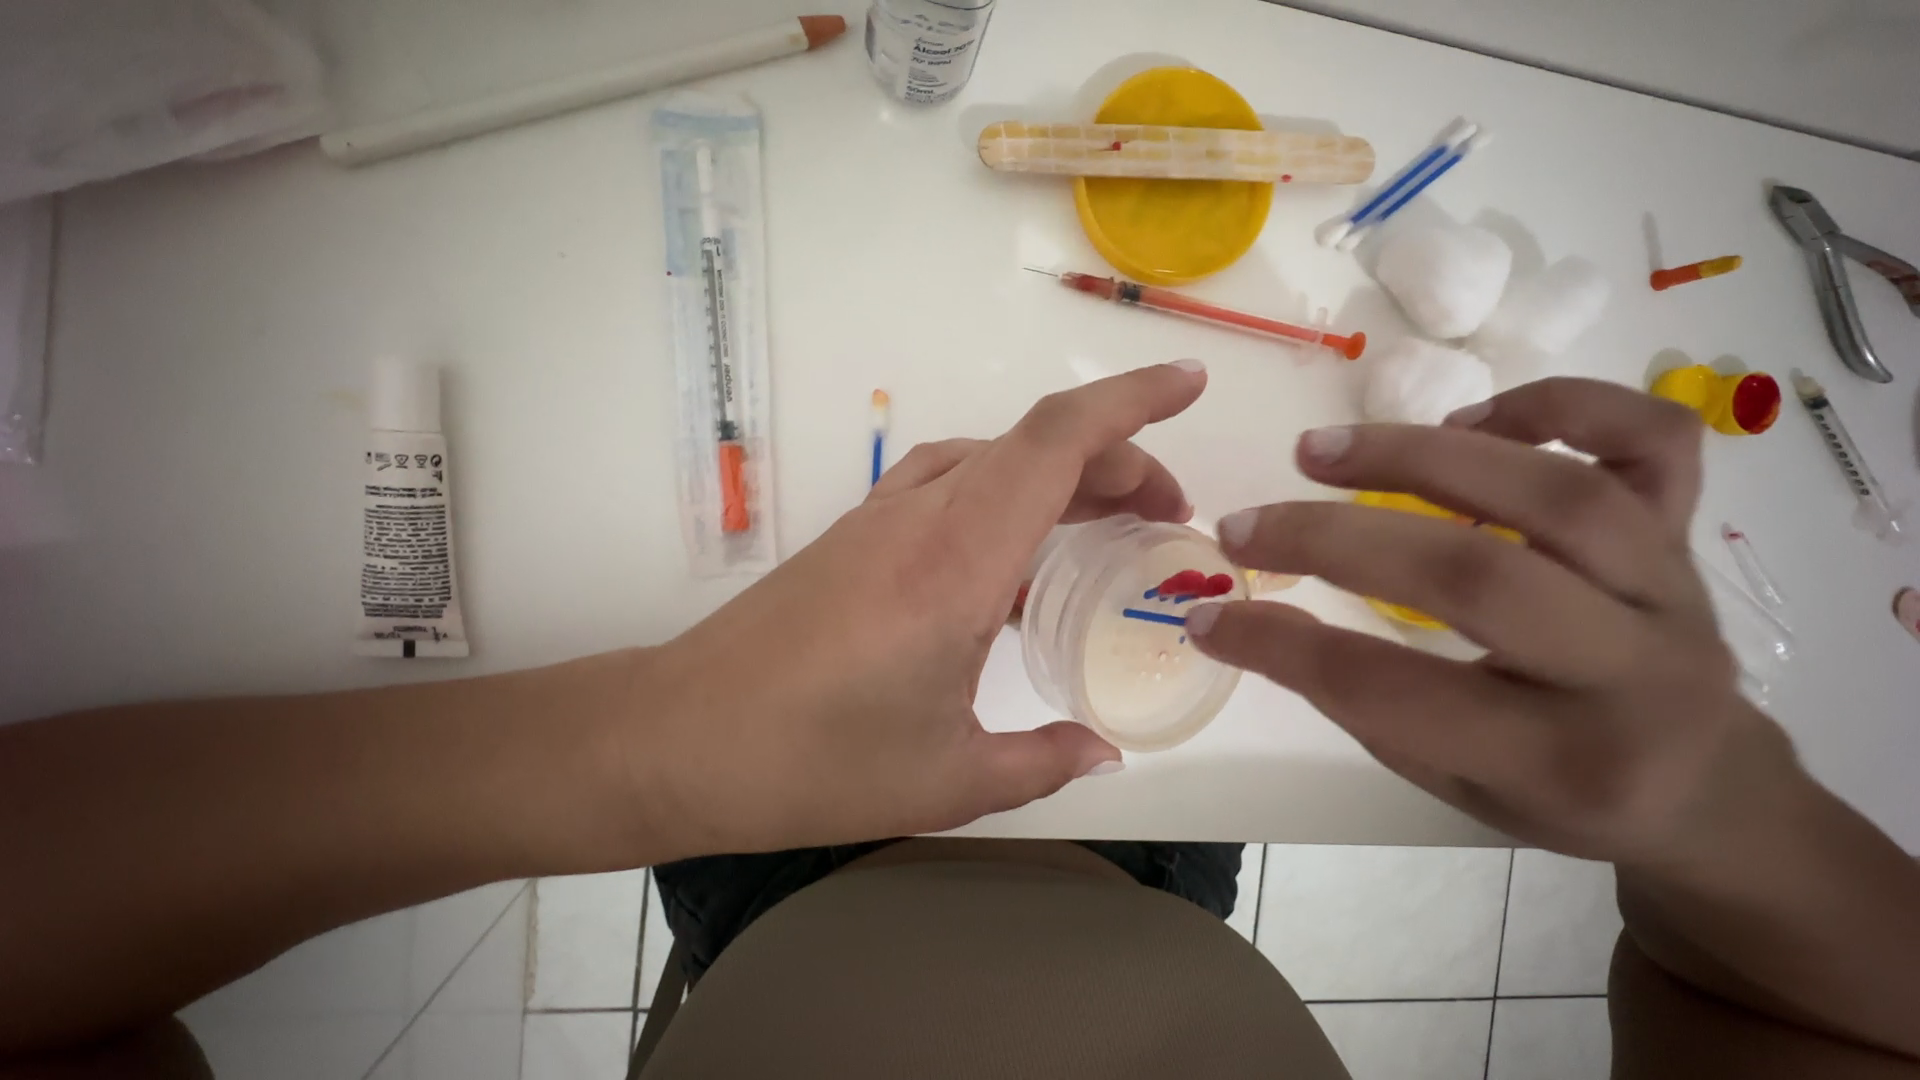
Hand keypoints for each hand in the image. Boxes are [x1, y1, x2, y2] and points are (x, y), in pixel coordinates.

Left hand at [630, 362, 1206, 857]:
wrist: (678, 737)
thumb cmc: (814, 762)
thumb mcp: (948, 780)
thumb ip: (1043, 760)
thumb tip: (1104, 752)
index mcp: (959, 561)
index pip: (1058, 440)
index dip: (1132, 399)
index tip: (1190, 385)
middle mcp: (922, 516)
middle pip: (1036, 444)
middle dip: (1118, 459)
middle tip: (1165, 518)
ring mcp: (880, 518)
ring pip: (992, 458)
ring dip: (1060, 474)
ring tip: (1104, 527)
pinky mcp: (853, 535)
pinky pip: (950, 484)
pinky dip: (1006, 495)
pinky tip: (1015, 558)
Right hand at [1186, 377, 1806, 868]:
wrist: (1708, 785)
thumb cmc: (1554, 791)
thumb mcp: (1446, 780)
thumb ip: (1355, 698)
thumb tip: (1243, 616)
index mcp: (1563, 762)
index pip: (1390, 689)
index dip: (1277, 646)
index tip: (1205, 617)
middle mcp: (1632, 669)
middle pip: (1475, 573)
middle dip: (1334, 538)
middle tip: (1245, 524)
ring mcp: (1671, 586)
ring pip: (1556, 491)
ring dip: (1416, 455)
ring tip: (1317, 450)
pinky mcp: (1689, 531)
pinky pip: (1650, 438)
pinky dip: (1559, 405)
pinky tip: (1471, 420)